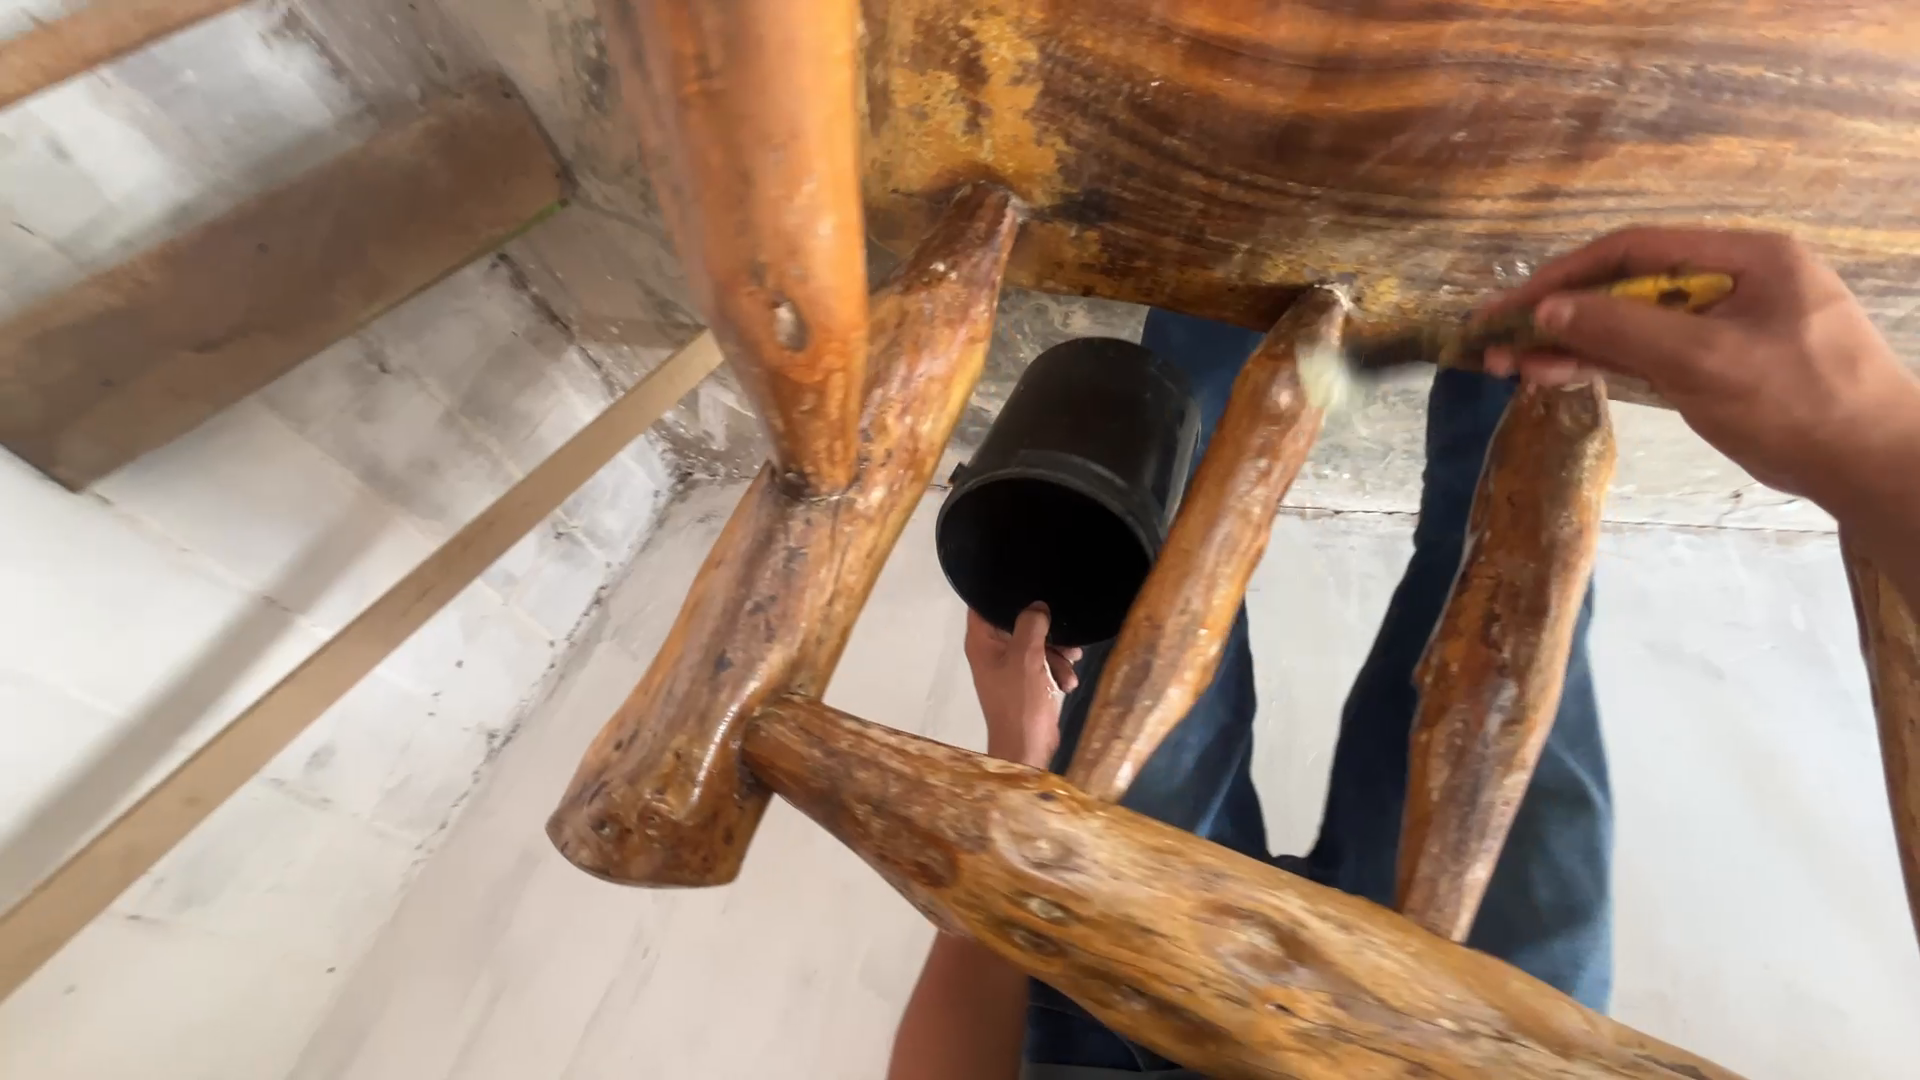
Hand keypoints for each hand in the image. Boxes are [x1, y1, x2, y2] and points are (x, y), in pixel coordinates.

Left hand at [963, 605, 1081, 768]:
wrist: (1028, 748)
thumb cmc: (1020, 701)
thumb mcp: (1026, 657)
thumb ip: (1030, 625)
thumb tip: (1037, 606)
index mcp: (981, 641)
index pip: (984, 605)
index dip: (1002, 593)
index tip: (1028, 584)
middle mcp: (991, 651)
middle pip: (1017, 623)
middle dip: (1044, 628)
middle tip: (1066, 633)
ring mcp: (1008, 667)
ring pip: (1034, 643)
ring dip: (1056, 651)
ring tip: (1073, 661)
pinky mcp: (1024, 681)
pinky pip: (1041, 662)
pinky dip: (1056, 668)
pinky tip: (1069, 681)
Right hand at [1480, 227, 1919, 509]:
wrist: (1863, 461)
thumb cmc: (1796, 400)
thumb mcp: (1702, 359)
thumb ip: (1620, 327)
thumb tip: (1545, 309)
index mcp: (1740, 258)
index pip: (1631, 250)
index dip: (1562, 275)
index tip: (1509, 307)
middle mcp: (1722, 281)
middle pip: (1616, 287)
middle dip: (1551, 314)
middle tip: (1491, 340)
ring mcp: (1709, 323)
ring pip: (1617, 323)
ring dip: (1560, 342)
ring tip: (1504, 365)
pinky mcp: (1699, 360)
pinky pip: (1631, 352)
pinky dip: (1587, 362)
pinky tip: (1546, 374)